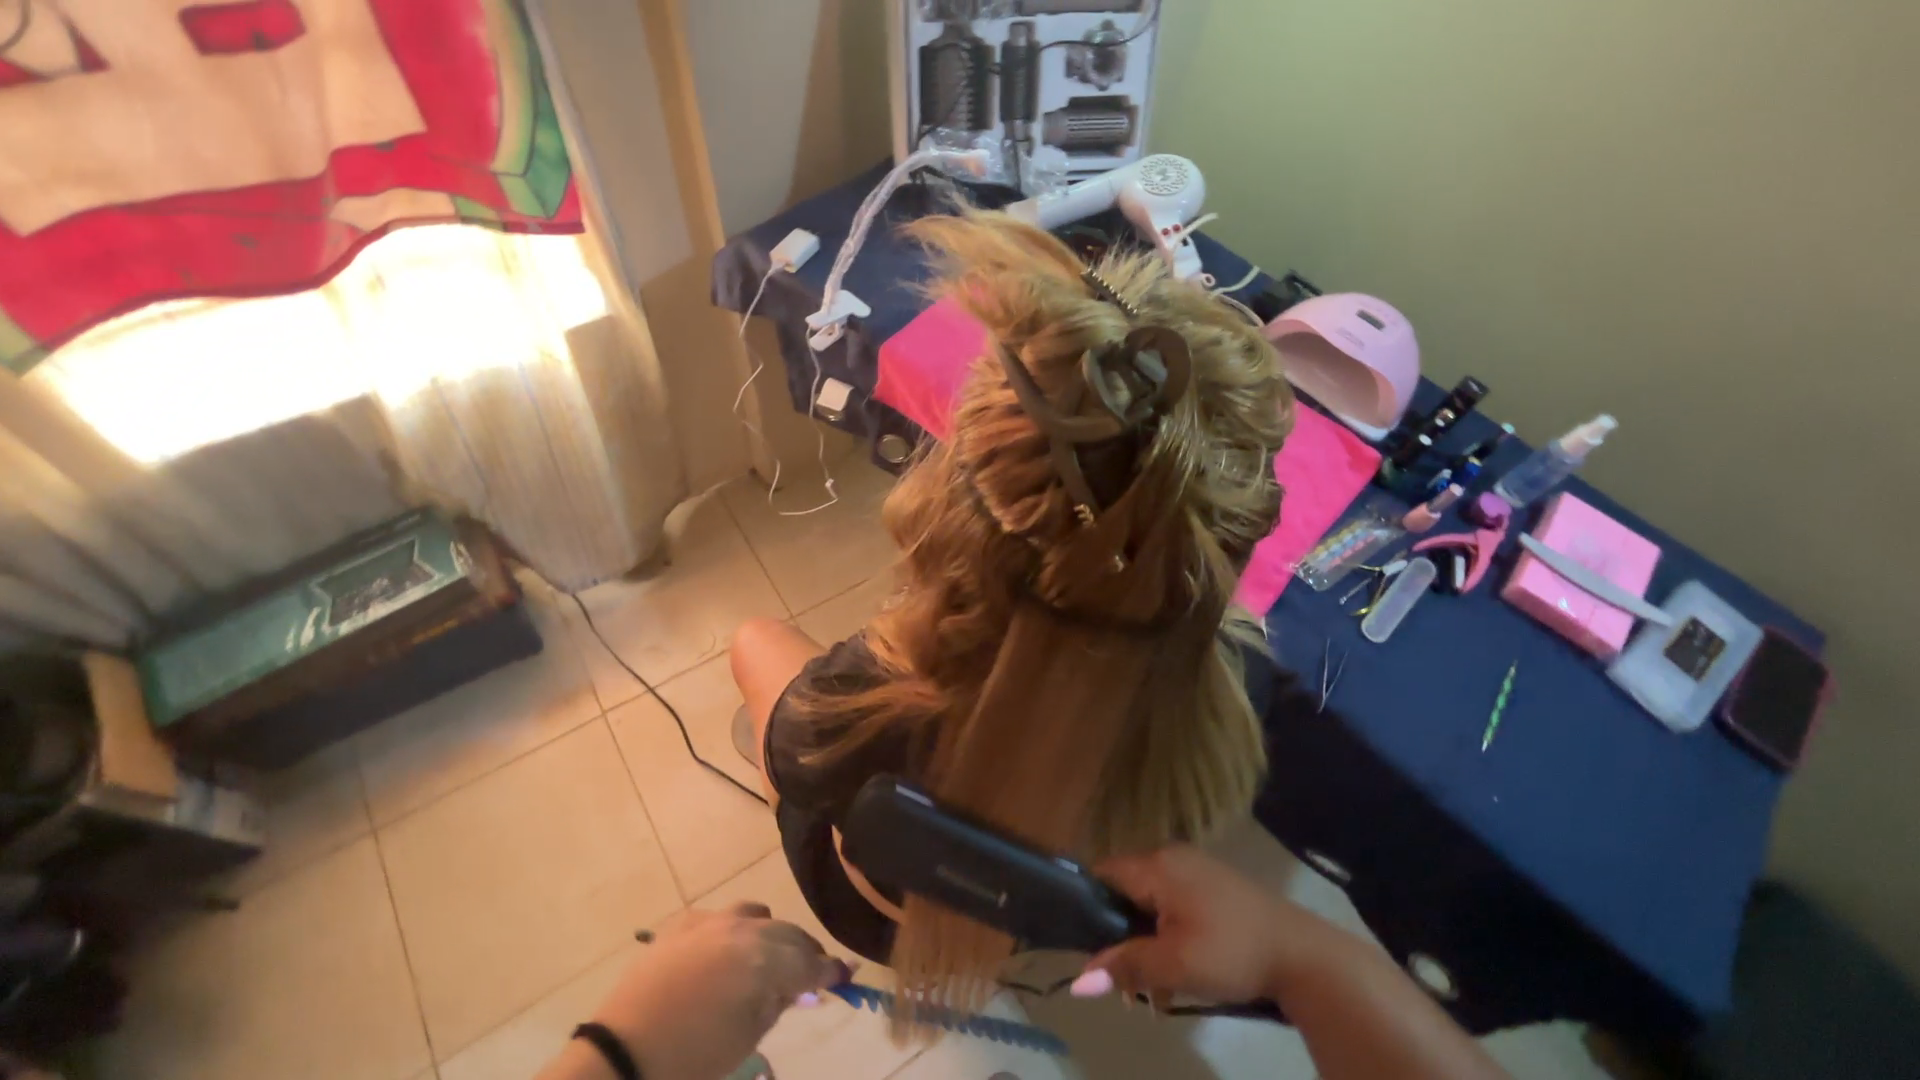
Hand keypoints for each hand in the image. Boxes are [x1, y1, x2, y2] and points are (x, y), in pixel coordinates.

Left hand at [590, 904, 848, 1079]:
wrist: (623, 1054)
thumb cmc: (692, 1056)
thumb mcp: (746, 1038)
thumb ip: (776, 1003)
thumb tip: (796, 988)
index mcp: (763, 959)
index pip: (810, 961)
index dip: (829, 970)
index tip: (842, 976)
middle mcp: (742, 930)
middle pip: (788, 933)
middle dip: (804, 952)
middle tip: (811, 974)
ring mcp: (709, 922)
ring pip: (756, 915)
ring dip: (769, 934)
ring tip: (767, 959)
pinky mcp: (680, 925)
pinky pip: (719, 917)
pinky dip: (732, 931)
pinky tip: (725, 954)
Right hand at [1075, 845, 1300, 1004]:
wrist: (1304, 955)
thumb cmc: (1231, 952)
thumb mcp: (1173, 965)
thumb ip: (1125, 966)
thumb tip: (1080, 980)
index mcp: (1158, 865)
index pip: (1103, 873)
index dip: (1088, 907)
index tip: (1086, 947)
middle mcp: (1173, 857)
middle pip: (1127, 892)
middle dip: (1122, 939)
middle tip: (1126, 984)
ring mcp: (1198, 870)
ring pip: (1153, 905)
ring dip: (1148, 946)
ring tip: (1156, 995)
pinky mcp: (1217, 888)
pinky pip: (1176, 907)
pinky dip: (1170, 938)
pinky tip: (1181, 977)